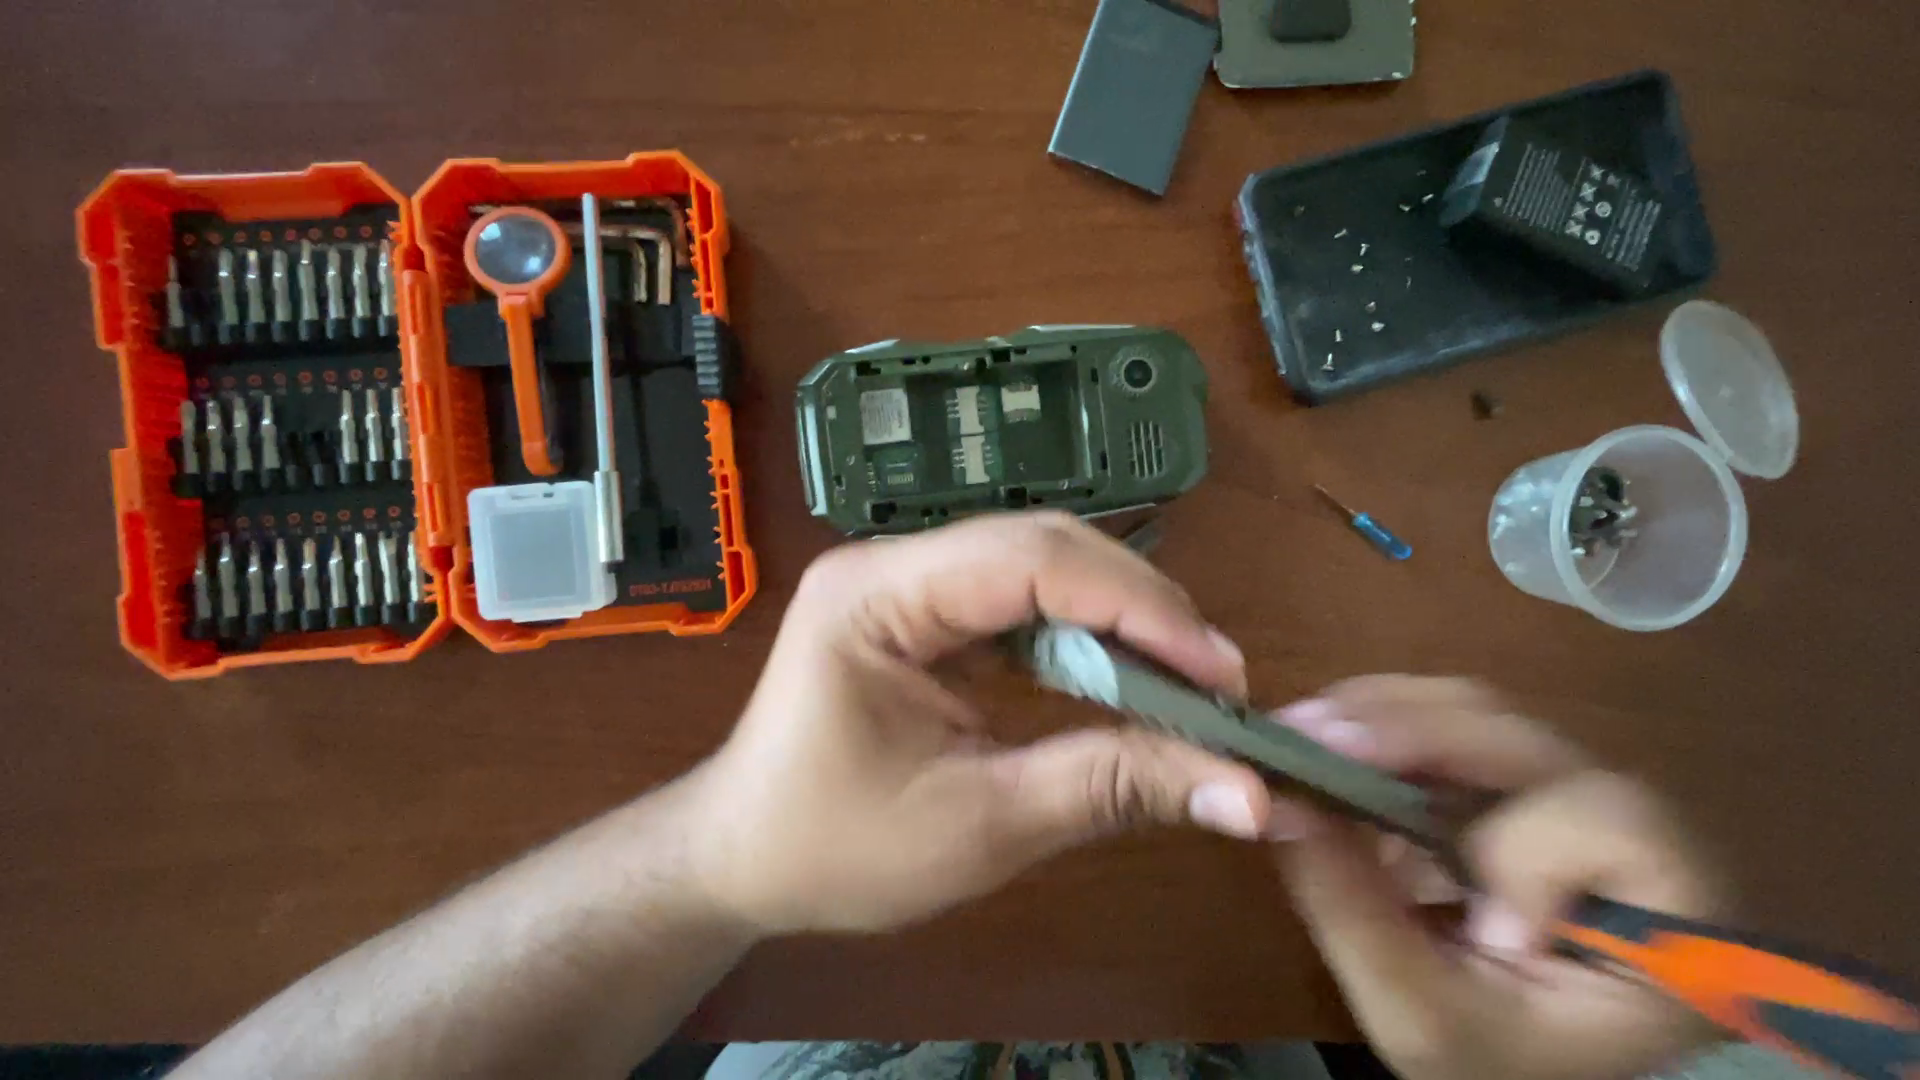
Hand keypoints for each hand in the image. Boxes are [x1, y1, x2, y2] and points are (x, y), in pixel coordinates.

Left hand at [684, 512, 1280, 934]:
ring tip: (1186, 677)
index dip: (1137, 606)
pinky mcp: (921, 610)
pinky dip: (1080, 634)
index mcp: (876, 595)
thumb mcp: (978, 827)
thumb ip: (1108, 788)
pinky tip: (1123, 674)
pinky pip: (1018, 600)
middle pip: (1039, 546)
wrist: (743, 857)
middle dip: (1137, 606)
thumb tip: (1247, 793)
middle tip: (1216, 679)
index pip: (1029, 561)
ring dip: (1117, 616)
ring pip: (1037, 565)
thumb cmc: (834, 851)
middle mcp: (889, 563)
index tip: (1219, 672)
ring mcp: (904, 580)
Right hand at [1270, 677, 1723, 1079]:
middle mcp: (1624, 826)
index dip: (1525, 848)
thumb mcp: (1423, 1017)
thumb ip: (1354, 914)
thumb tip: (1278, 802)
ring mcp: (1557, 789)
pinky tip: (1325, 738)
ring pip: (1477, 712)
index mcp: (1661, 911)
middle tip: (1310, 737)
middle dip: (1410, 732)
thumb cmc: (1490, 1057)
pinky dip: (1376, 720)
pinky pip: (1442, 720)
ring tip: (1302, 731)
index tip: (1472, 920)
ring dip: (1381, 713)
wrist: (1506, 1054)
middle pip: (1525, 741)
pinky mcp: (1499, 777)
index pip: (1611, 825)